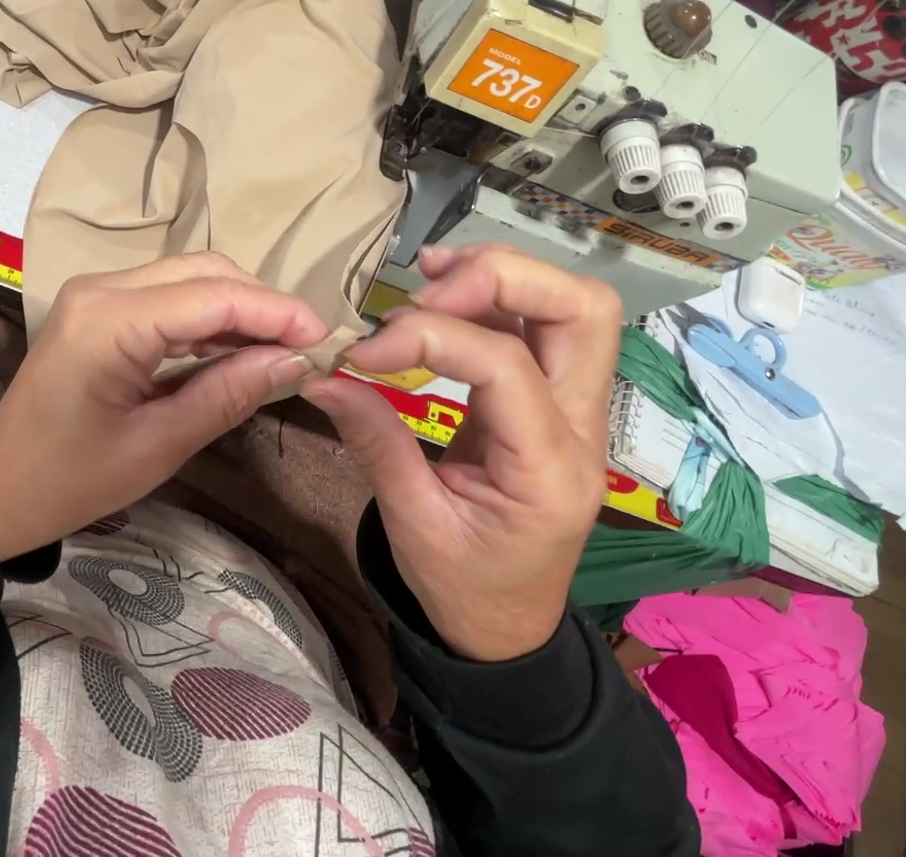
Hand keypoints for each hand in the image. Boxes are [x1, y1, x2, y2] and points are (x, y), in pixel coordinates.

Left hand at [0, 252, 329, 562]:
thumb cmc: (72, 480)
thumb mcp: (160, 445)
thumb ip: (229, 394)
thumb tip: (297, 360)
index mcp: (110, 322)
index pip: (215, 295)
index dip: (278, 312)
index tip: (329, 341)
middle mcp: (101, 289)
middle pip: (204, 272)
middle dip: (262, 304)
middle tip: (308, 349)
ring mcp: (95, 294)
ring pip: (188, 278)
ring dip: (237, 309)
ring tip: (282, 351)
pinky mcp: (96, 309)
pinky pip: (165, 297)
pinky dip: (207, 318)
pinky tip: (237, 348)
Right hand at [302, 244, 620, 660]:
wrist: (505, 627)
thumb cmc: (462, 586)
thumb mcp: (412, 522)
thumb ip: (375, 440)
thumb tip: (323, 376)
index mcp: (550, 470)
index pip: (506, 366)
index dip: (429, 339)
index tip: (359, 353)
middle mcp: (582, 428)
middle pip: (582, 312)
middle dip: (500, 278)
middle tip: (420, 292)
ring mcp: (575, 412)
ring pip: (571, 308)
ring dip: (500, 278)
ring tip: (425, 279)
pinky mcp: (550, 403)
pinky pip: (538, 329)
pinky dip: (490, 298)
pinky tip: (438, 291)